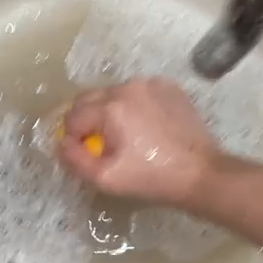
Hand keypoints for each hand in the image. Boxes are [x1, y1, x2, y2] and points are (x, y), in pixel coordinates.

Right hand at [57, 78, 220, 205]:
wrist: (201, 173)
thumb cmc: (151, 178)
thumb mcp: (105, 178)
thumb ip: (74, 159)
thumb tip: (62, 143)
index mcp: (110, 108)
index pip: (72, 117)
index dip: (74, 138)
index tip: (90, 154)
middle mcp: (127, 87)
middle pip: (89, 99)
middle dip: (88, 121)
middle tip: (104, 145)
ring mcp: (150, 84)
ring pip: (112, 94)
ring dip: (110, 112)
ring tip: (128, 136)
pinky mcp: (169, 87)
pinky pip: (138, 92)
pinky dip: (134, 106)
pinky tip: (147, 127)